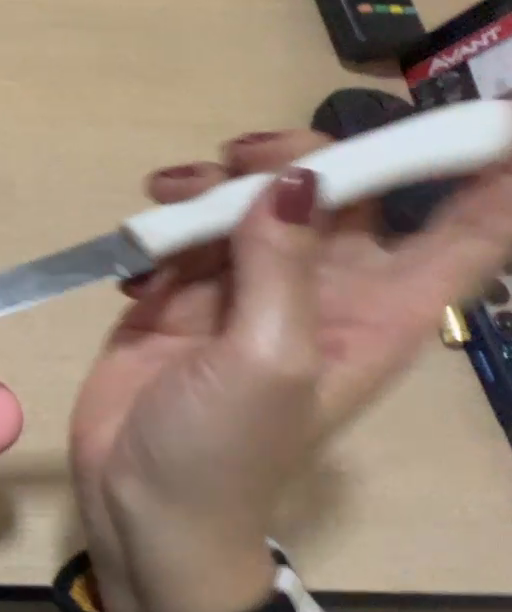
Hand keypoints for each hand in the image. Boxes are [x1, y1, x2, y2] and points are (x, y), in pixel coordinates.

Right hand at [70, 130, 511, 611]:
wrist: (140, 500)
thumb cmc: (224, 447)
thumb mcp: (267, 360)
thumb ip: (280, 268)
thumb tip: (291, 179)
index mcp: (377, 308)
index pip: (466, 224)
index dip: (483, 164)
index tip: (470, 111)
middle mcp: (316, 290)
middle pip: (338, 194)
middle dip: (296, 159)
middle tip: (237, 160)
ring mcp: (239, 296)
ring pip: (248, 209)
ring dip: (211, 189)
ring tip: (164, 195)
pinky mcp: (172, 304)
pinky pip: (178, 246)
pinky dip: (157, 235)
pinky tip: (133, 258)